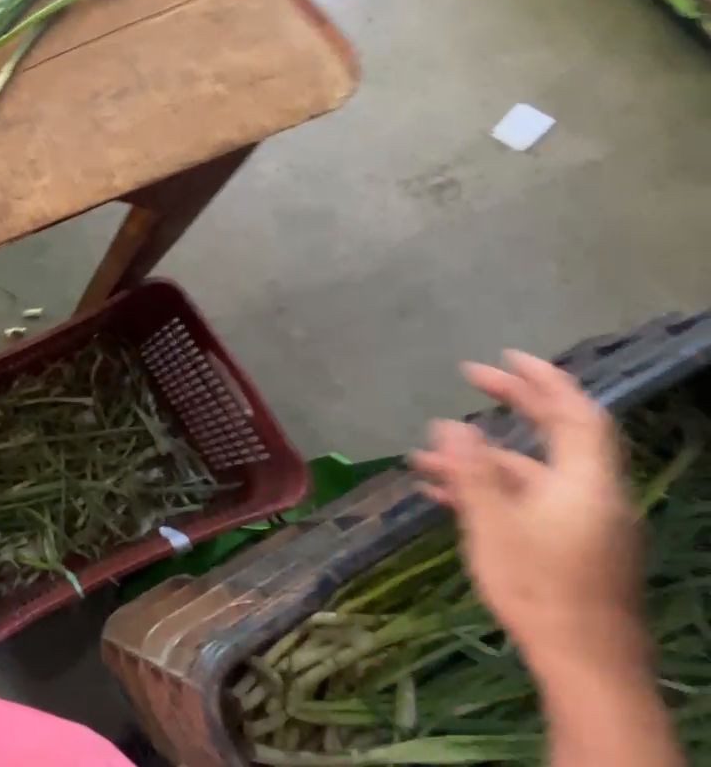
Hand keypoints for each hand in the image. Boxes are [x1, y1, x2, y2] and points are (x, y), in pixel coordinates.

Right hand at [410, 350, 645, 674]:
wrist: (585, 660)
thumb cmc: (538, 587)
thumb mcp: (492, 525)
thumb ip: (472, 472)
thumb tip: (451, 423)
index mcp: (584, 485)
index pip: (576, 416)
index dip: (544, 381)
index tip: (505, 357)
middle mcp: (594, 495)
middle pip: (559, 435)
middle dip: (516, 403)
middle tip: (471, 377)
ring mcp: (585, 521)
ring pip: (532, 471)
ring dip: (482, 456)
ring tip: (424, 457)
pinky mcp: (573, 543)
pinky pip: (530, 497)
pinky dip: (490, 487)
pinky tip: (444, 495)